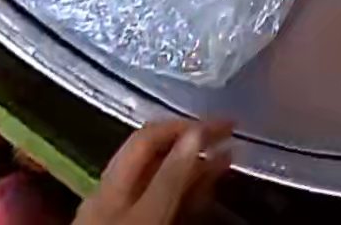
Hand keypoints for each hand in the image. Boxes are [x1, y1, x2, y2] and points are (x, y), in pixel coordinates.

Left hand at [74, 120, 232, 224]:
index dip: (185, 125)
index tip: (223, 126)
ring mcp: (122, 219)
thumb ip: (169, 178)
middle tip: (229, 138)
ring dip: (195, 168)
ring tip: (227, 161)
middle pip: (156, 157)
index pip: (150, 137)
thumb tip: (197, 133)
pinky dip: (187, 195)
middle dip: (193, 144)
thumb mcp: (146, 219)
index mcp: (111, 185)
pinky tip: (206, 194)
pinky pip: (163, 206)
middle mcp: (114, 196)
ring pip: (162, 182)